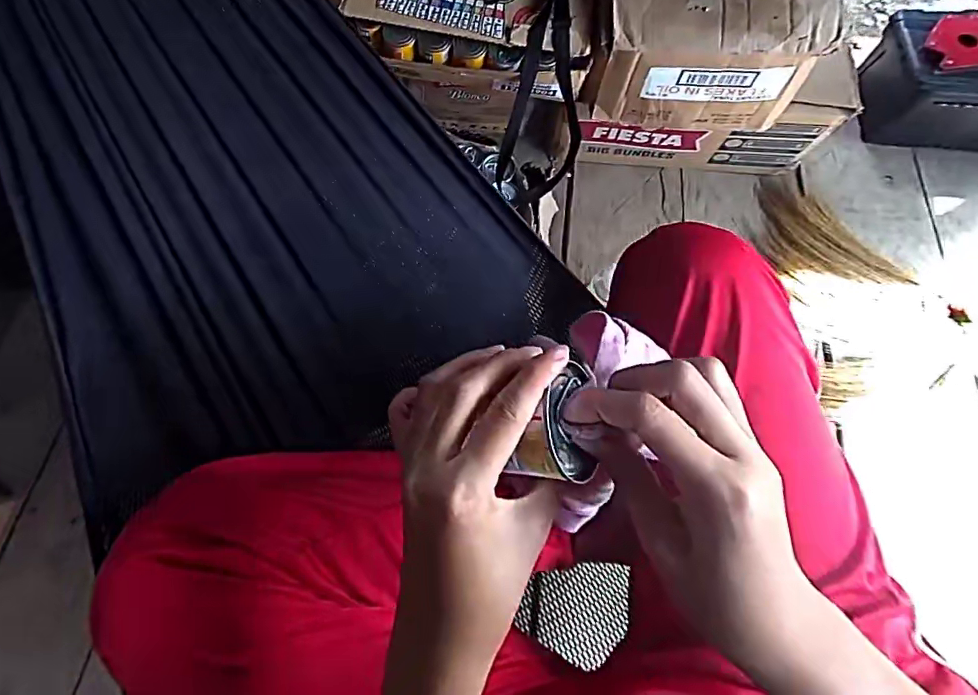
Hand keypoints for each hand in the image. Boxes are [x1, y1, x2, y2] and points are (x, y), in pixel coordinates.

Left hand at [382, 344, 568, 694]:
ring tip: (500, 352)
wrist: (439, 627)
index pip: (503, 413)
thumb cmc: (491, 591)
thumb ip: (552, 481)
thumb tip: (576, 442)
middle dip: (501, 362)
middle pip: (464, 391)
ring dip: (467, 366)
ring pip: (433, 392)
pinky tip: (450, 381)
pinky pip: (405, 412)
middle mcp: (427, 464)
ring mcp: (408, 461)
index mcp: (463, 486)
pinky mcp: (400, 465)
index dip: (533, 377)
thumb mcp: (532, 533)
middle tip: (532, 350)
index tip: (556, 354)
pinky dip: (426, 389)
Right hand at [564, 358, 922, 694]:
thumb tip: (595, 434)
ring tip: (628, 401)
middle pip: (683, 377)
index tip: (575, 410)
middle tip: (601, 404)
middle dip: (630, 380)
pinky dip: (679, 387)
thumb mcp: (660, 545)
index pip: (653, 414)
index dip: (604, 403)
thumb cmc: (720, 601)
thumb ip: (629, 477)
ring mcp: (756, 448)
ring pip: (706, 373)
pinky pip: (718, 391)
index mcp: (719, 488)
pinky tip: (657, 410)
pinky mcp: (756, 446)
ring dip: (657, 375)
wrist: (783, 626)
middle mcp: (745, 457)